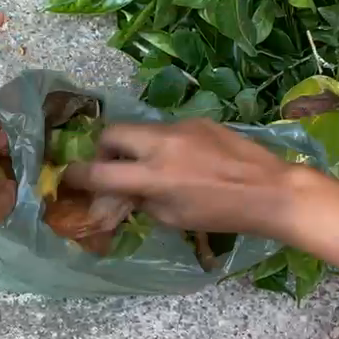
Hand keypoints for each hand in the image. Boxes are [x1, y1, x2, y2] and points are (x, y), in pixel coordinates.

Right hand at [61, 119, 319, 237]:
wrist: (270, 189)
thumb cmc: (223, 214)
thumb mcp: (175, 218)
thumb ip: (142, 202)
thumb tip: (123, 195)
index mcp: (153, 175)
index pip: (98, 172)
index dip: (76, 175)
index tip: (68, 177)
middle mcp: (161, 144)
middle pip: (111, 133)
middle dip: (103, 150)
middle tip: (113, 168)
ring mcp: (180, 127)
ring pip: (141, 130)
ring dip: (136, 147)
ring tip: (154, 168)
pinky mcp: (198, 120)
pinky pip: (168, 129)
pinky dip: (164, 145)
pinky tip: (185, 162)